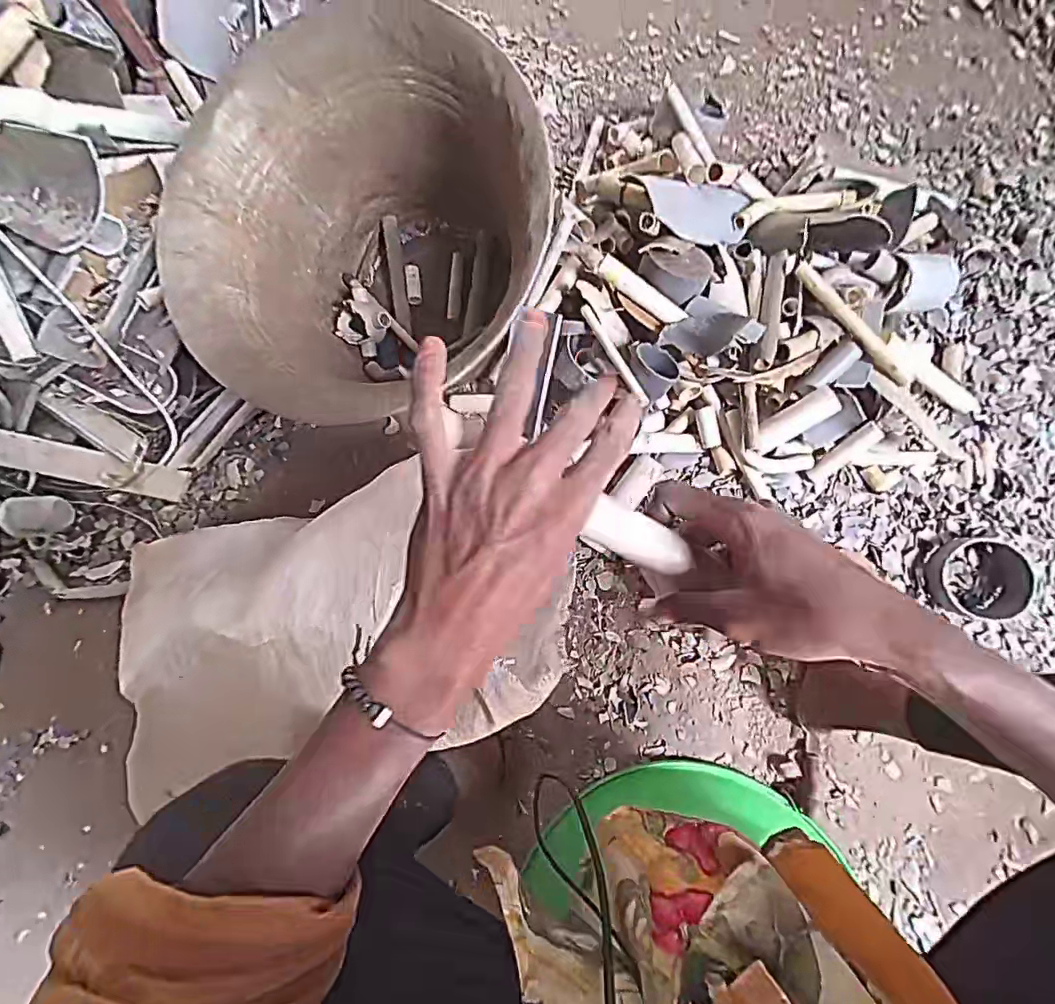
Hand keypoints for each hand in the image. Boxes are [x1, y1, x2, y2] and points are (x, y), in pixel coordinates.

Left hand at [363, 312, 638, 732]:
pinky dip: (428, 382)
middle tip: (600, 371)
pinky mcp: (441, 476)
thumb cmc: (501, 608)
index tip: (627, 405)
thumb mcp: (555, 564)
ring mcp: (481, 473)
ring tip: (537, 325)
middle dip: (592, 389)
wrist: (450, 628)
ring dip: (527, 357)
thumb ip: (562, 517)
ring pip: (511, 401)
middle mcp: (526, 483)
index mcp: (563, 510)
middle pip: (570, 419)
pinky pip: (431, 420)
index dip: (621, 421)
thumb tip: (565, 492)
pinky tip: (431, 351)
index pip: (605, 450)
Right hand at [645, 482, 955, 673]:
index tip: (633, 546)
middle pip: (689, 523)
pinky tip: (728, 608)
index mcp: (738, 520)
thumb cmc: (820, 613)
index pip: (674, 497)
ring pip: (712, 541)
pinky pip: (735, 553)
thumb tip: (651, 608)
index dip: (647, 519)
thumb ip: (686, 609)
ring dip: (697, 570)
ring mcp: (768, 533)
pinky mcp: (780, 550)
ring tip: (700, 606)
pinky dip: (721, 575)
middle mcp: (753, 518)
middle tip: (664, 590)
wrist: (877, 626)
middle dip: (671, 556)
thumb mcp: (738, 617)